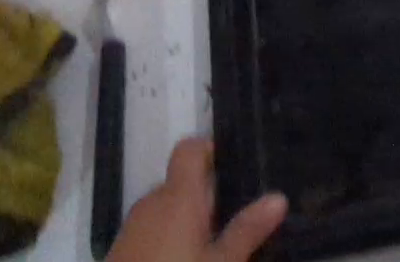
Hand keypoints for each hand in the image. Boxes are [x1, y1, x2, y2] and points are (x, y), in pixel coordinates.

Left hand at [108, 137, 287, 261]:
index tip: (235, 168)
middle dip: (207, 196)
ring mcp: (131, 229)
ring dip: (188, 220)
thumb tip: (279, 197)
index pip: (190, 149)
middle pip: (182, 182)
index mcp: (178, 196)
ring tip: (213, 246)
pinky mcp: (119, 253)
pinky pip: (151, 230)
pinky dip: (168, 238)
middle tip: (235, 218)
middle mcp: (152, 202)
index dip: (211, 151)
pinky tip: (183, 261)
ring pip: (167, 208)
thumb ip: (247, 230)